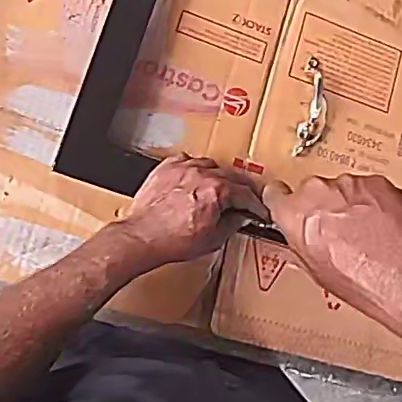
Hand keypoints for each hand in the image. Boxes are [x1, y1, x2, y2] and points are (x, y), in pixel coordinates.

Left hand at [105, 155, 265, 271]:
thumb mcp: (213, 239)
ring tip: (220, 187)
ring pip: (211, 165)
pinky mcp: (167, 167)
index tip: (260, 210)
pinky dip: (195, 168)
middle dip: (242, 189)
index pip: (246, 194)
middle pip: (232, 175)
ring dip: (219, 176)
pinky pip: (187, 160)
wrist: (142, 237)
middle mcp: (202, 174)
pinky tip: (195, 177)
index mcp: (217, 191)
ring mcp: (183, 168)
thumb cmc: (172, 240)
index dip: (257, 205)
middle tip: (245, 199)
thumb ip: (233, 223)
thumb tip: (242, 216)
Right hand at [259, 174, 401, 329]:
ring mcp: (349, 183)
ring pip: (344, 188)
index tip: (287, 204)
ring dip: (351, 204)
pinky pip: (370, 188)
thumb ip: (302, 244)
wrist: (401, 275)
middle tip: (338, 231)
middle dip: (324, 206)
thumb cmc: (359, 279)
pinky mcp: (377, 181)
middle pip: (313, 191)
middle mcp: (317, 192)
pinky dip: (375, 201)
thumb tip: (303, 242)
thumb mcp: (316, 271)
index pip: (274, 194)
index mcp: (294, 214)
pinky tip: (384, 226)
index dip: (283, 200)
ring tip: (367, 233)